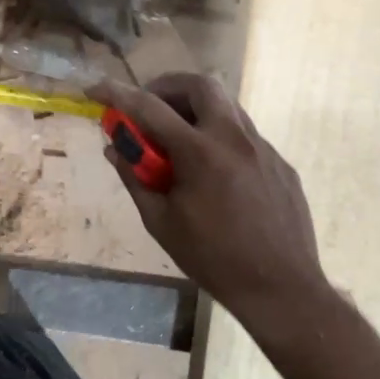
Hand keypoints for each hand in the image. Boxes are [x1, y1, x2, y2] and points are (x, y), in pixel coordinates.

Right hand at [89, 73, 328, 319]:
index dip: (116, 92)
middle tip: (149, 106)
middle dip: (167, 86)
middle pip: (200, 84)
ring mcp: (264, 150)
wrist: (285, 293)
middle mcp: (235, 140)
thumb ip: (134, 177)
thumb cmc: (214, 259)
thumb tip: (115, 148)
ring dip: (195, 109)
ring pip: (226, 105)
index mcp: (200, 153)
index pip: (148, 106)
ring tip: (177, 137)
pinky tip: (212, 171)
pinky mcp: (281, 165)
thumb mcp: (160, 221)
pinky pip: (244, 135)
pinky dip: (218, 136)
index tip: (94, 89)